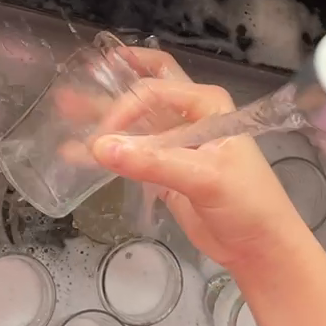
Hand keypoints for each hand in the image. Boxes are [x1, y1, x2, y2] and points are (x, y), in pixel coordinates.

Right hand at [91, 49, 305, 275]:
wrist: (260, 249)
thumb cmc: (246, 204)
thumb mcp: (203, 177)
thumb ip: (153, 162)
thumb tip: (100, 147)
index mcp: (207, 105)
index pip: (155, 88)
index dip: (125, 106)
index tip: (103, 136)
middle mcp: (190, 116)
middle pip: (146, 89)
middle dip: (113, 83)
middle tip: (78, 76)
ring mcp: (176, 144)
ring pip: (135, 122)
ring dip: (103, 115)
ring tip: (65, 105)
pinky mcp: (165, 171)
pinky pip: (132, 155)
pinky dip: (108, 153)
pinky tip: (76, 153)